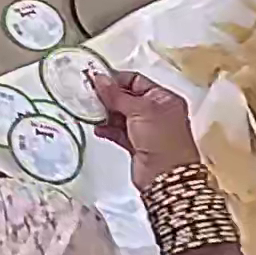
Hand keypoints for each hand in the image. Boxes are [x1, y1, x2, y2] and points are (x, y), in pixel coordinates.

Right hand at [93, 71, 201, 190]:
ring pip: (121, 115)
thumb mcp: (139, 110)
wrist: (166, 177)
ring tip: (91, 112)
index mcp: (163, 98)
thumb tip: (99, 78)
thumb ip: (116, 95)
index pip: (136, 80)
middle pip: (127, 98)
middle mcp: (156, 112)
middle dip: (109, 97)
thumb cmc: (162, 140)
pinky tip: (98, 128)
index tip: (96, 80)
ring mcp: (146, 129)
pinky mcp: (136, 145)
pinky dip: (108, 129)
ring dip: (106, 114)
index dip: (116, 80)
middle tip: (90, 95)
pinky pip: (118, 132)